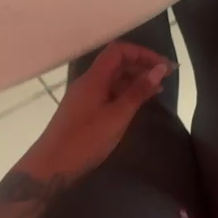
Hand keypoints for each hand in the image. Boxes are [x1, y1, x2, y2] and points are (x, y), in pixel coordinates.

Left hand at [18, 42, 172, 181]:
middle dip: (142, 65)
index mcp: (94, 78)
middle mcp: (88, 81)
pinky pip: (107, 92)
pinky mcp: (83, 110)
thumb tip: (159, 69)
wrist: (51, 167)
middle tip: (166, 77)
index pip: (119, 51)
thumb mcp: (117, 116)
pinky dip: (124, 93)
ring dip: (134, 80)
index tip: (164, 67)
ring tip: (157, 91)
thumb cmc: (85, 140)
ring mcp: (84, 96)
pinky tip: (136, 104)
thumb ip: (138, 91)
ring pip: (112, 78)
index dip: (143, 53)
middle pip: (116, 62)